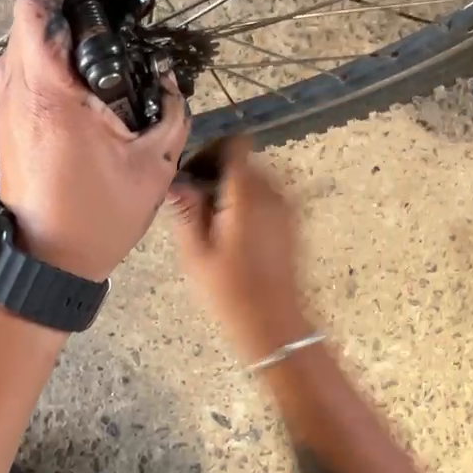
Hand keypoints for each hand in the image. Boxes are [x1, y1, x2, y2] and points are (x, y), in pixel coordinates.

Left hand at [0, 0, 190, 281]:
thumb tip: (169, 81)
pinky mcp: (7, 124)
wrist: (47, 260)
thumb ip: (169, 112)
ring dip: (50, 27)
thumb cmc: (93, 219)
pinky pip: (21, 71)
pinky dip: (44, 56)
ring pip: (20, 44)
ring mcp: (6, 108)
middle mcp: (18, 93)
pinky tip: (76, 69)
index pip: (35, 9)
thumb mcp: (151, 164)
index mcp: (50, 94)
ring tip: (92, 27)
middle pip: (26, 19)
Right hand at [167, 138, 314, 361]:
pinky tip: (234, 232)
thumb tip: (177, 182)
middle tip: (196, 201)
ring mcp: (289, 208)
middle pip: (246, 160)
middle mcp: (274, 194)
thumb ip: (187, 210)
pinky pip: (270, 196)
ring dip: (235, 187)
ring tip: (214, 219)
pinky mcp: (295, 224)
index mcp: (247, 195)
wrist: (275, 326)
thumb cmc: (230, 293)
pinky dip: (251, 202)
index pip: (235, 145)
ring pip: (258, 178)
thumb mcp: (196, 254)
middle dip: (220, 171)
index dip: (211, 151)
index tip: (193, 175)